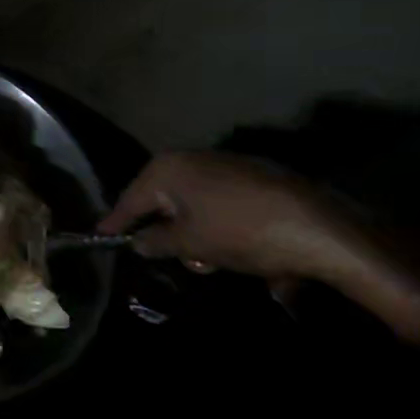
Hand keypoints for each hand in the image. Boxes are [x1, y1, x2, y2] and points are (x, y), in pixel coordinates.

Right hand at [99, 152, 364, 281]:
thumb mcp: (191, 244)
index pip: (130, 199)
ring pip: (192, 202)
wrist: (321, 228)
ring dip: (194, 231)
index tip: (97, 235)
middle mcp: (193, 158)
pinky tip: (236, 247)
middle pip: (162, 199)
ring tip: (214, 260)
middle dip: (163, 230)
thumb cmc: (241, 233)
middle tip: (174, 258)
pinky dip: (218, 224)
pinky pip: (219, 202)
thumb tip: (138, 242)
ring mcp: (225, 164)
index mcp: (170, 168)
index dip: (115, 221)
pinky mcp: (253, 176)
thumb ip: (155, 242)